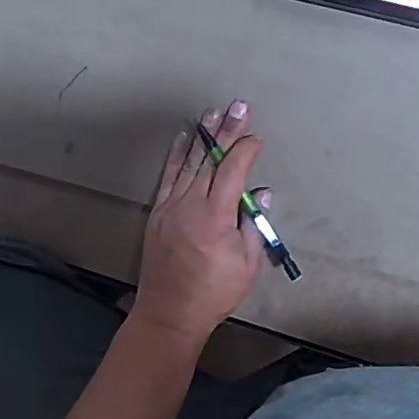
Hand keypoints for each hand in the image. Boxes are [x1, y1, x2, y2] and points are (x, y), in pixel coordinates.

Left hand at [131, 101, 265, 343]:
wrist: (169, 312)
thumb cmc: (214, 292)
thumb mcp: (246, 264)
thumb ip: (253, 224)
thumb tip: (259, 192)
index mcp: (216, 217)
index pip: (233, 171)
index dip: (245, 149)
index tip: (256, 137)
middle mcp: (191, 204)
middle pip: (212, 159)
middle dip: (226, 130)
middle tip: (237, 105)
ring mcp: (172, 206)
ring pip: (190, 162)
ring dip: (204, 136)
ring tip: (213, 113)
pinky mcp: (159, 212)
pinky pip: (169, 176)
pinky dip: (178, 155)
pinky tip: (185, 138)